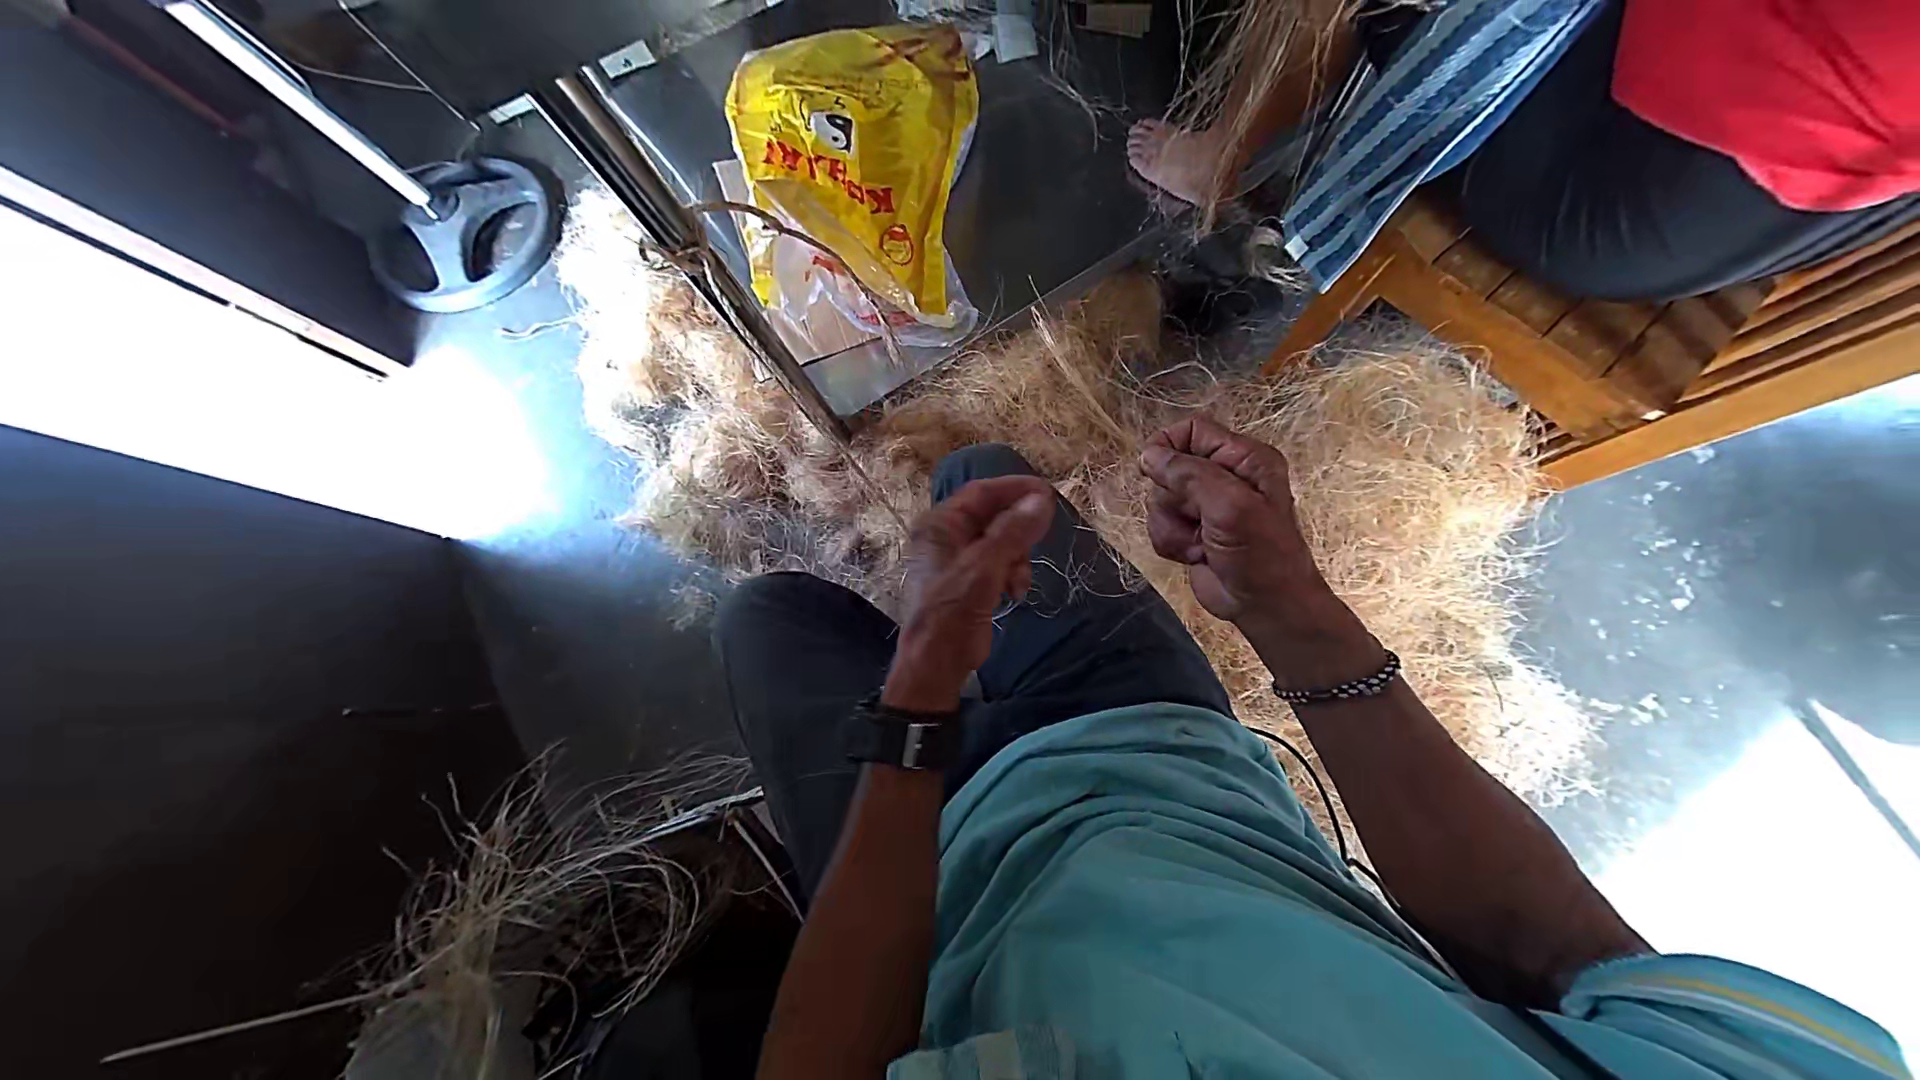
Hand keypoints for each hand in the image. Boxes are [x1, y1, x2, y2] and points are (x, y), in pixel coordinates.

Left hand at [884, 475, 1056, 712]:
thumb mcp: (984, 567)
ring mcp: (958, 560)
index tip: (1046, 494)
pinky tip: (1014, 592)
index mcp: (939, 524)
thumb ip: (1012, 532)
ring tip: (1018, 580)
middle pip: (994, 517)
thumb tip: (1041, 500)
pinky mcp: (970, 582)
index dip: (1014, 489)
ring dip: (1017, 558)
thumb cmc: (951, 611)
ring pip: (1001, 542)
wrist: (936, 662)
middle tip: (1040, 539)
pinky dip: (1011, 574)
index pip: (980, 492)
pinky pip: (999, 564)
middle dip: (1018, 532)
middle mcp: (946, 537)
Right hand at [1140, 417, 1380, 686]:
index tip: (1152, 470)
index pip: (1192, 430)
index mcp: (1243, 458)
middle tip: (1196, 519)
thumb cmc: (1260, 554)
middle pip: (1168, 468)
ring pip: (1158, 500)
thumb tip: (1148, 454)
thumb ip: (1190, 475)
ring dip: (1170, 526)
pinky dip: (1171, 542)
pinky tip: (1195, 555)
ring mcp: (1205, 505)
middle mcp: (1223, 476)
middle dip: (1171, 499)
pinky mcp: (1190, 530)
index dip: (1167, 446)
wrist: (1266, 606)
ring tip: (1199, 543)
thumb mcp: (1229, 506)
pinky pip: (1159, 525)